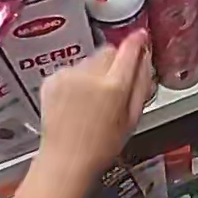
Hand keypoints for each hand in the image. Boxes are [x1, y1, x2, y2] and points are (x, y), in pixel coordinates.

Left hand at [28, 33, 154, 197]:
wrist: (66, 160)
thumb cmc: (100, 147)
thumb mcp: (132, 119)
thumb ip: (141, 84)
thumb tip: (145, 58)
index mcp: (113, 87)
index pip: (129, 49)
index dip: (137, 41)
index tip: (141, 37)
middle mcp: (89, 75)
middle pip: (108, 51)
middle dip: (114, 64)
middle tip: (113, 89)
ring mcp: (67, 76)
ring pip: (89, 60)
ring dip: (94, 73)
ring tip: (92, 102)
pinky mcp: (52, 79)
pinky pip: (71, 69)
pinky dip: (76, 80)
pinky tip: (76, 103)